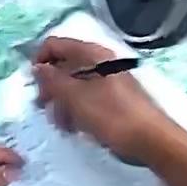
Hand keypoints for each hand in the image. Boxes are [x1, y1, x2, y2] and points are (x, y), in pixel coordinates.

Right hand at [33, 37, 180, 164]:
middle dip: (51, 85)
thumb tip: (37, 67)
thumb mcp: (76, 99)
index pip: (55, 45)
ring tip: (62, 123)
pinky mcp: (115, 97)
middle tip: (44, 107)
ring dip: (63, 101)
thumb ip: (53, 80)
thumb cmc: (113, 117)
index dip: (40, 61)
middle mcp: (101, 61)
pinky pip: (88, 96)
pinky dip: (77, 108)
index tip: (34, 85)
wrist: (152, 140)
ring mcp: (109, 79)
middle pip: (65, 64)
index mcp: (92, 54)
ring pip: (75, 83)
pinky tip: (76, 126)